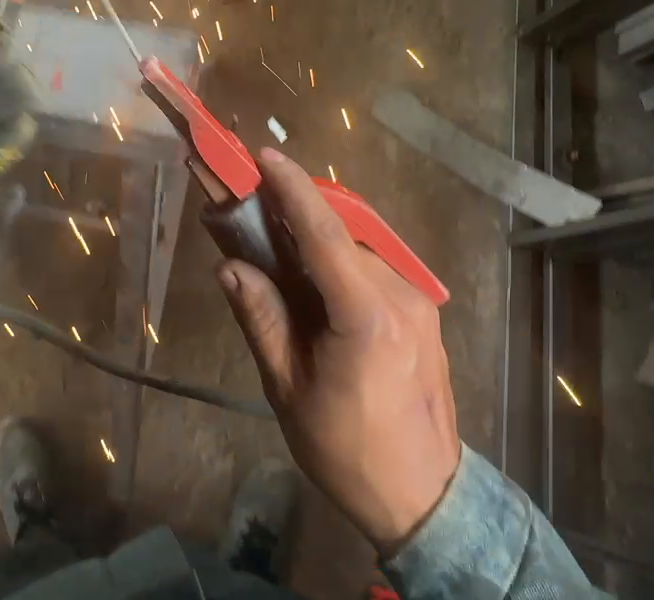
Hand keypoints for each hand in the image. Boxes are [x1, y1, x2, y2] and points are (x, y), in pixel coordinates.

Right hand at [217, 148, 459, 553]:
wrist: (423, 498)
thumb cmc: (346, 450)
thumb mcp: (289, 389)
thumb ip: (261, 319)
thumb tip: (229, 267)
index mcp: (367, 315)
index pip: (324, 234)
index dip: (292, 190)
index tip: (265, 157)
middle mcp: (401, 296)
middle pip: (339, 239)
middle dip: (295, 219)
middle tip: (251, 215)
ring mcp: (419, 304)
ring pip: (357, 254)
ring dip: (317, 247)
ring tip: (276, 260)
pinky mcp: (424, 315)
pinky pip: (373, 273)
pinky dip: (339, 267)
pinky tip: (314, 287)